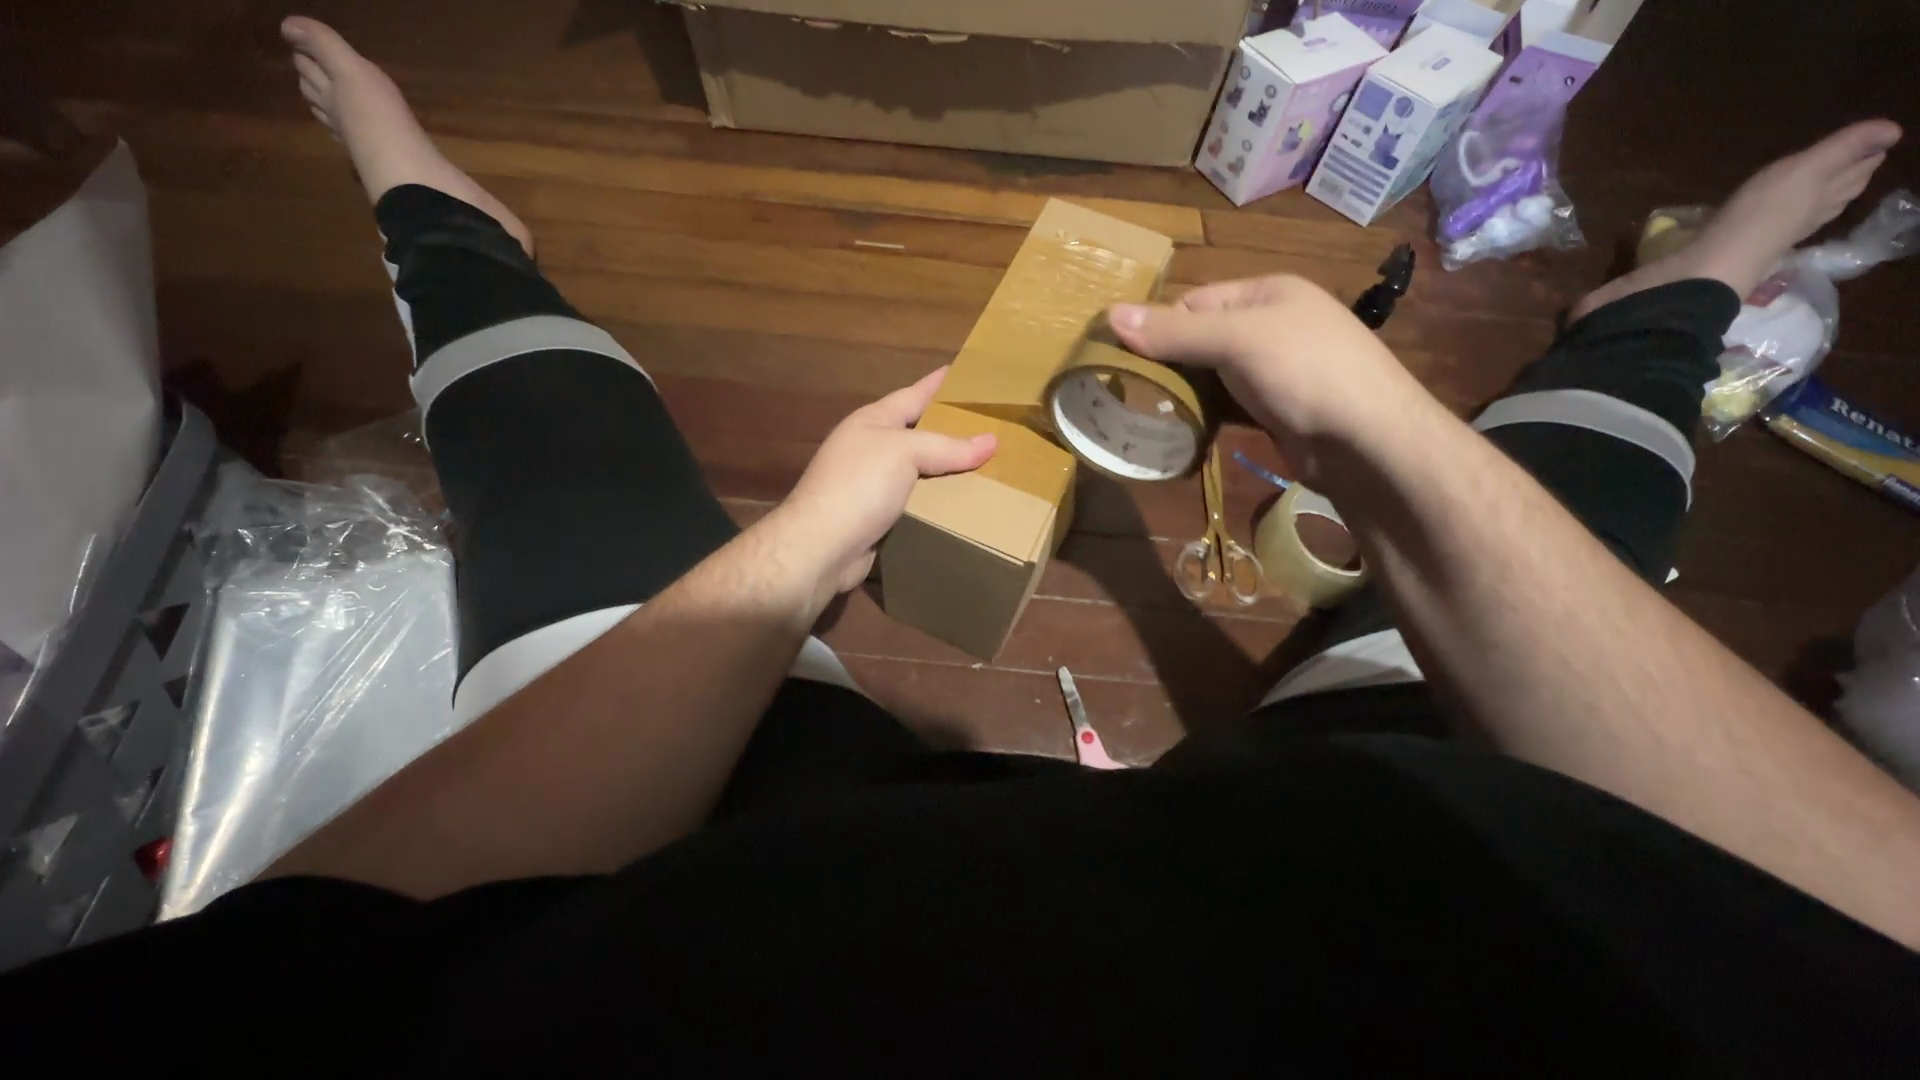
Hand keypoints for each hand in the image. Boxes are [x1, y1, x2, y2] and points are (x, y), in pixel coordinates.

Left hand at [766, 367, 995, 601]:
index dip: (938, 384)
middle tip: (992, 424)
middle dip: (951, 430)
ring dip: (949, 471)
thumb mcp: (904, 452)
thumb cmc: (859, 486)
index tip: (967, 373)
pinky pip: (917, 503)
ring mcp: (872, 485)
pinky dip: (939, 503)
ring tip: (989, 467)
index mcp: (872, 421)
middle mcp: (871, 449)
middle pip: (919, 434)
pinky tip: (964, 505)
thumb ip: (948, 446)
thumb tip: (992, 441)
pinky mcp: (878, 519)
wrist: (821, 547)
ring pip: (920, 472)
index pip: (913, 395)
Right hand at [1108, 275, 1433, 485]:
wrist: (1369, 441)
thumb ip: (1175, 332)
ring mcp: (1276, 371)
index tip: (1125, 358)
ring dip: (1184, 394)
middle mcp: (1272, 326)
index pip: (1195, 302)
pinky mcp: (1276, 411)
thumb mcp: (1238, 340)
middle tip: (1131, 390)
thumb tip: (1109, 315)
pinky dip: (1205, 416)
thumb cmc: (1306, 371)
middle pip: (1201, 339)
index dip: (1160, 327)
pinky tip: (1183, 432)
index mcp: (1268, 293)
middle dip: (1169, 363)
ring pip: (1213, 376)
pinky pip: (1228, 406)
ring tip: (1149, 414)